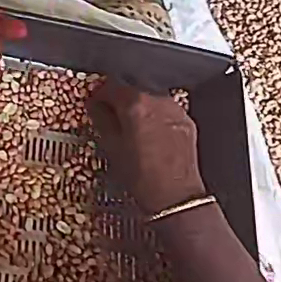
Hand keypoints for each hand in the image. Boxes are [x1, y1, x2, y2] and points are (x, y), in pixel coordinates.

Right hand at [88, 78, 206, 214]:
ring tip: (130, 126)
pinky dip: (154, 115)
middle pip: (132, 88)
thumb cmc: (142, 176)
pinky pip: (165, 109)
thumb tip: (94, 105)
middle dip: (119, 98)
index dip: (99, 93)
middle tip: (109, 113)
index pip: (111, 85)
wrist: (175, 196)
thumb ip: (102, 119)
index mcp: (135, 104)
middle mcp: (157, 101)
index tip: (95, 101)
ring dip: (138, 106)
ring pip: (150, 97)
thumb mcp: (112, 147)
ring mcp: (174, 109)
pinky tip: (148, 133)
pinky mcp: (185, 120)